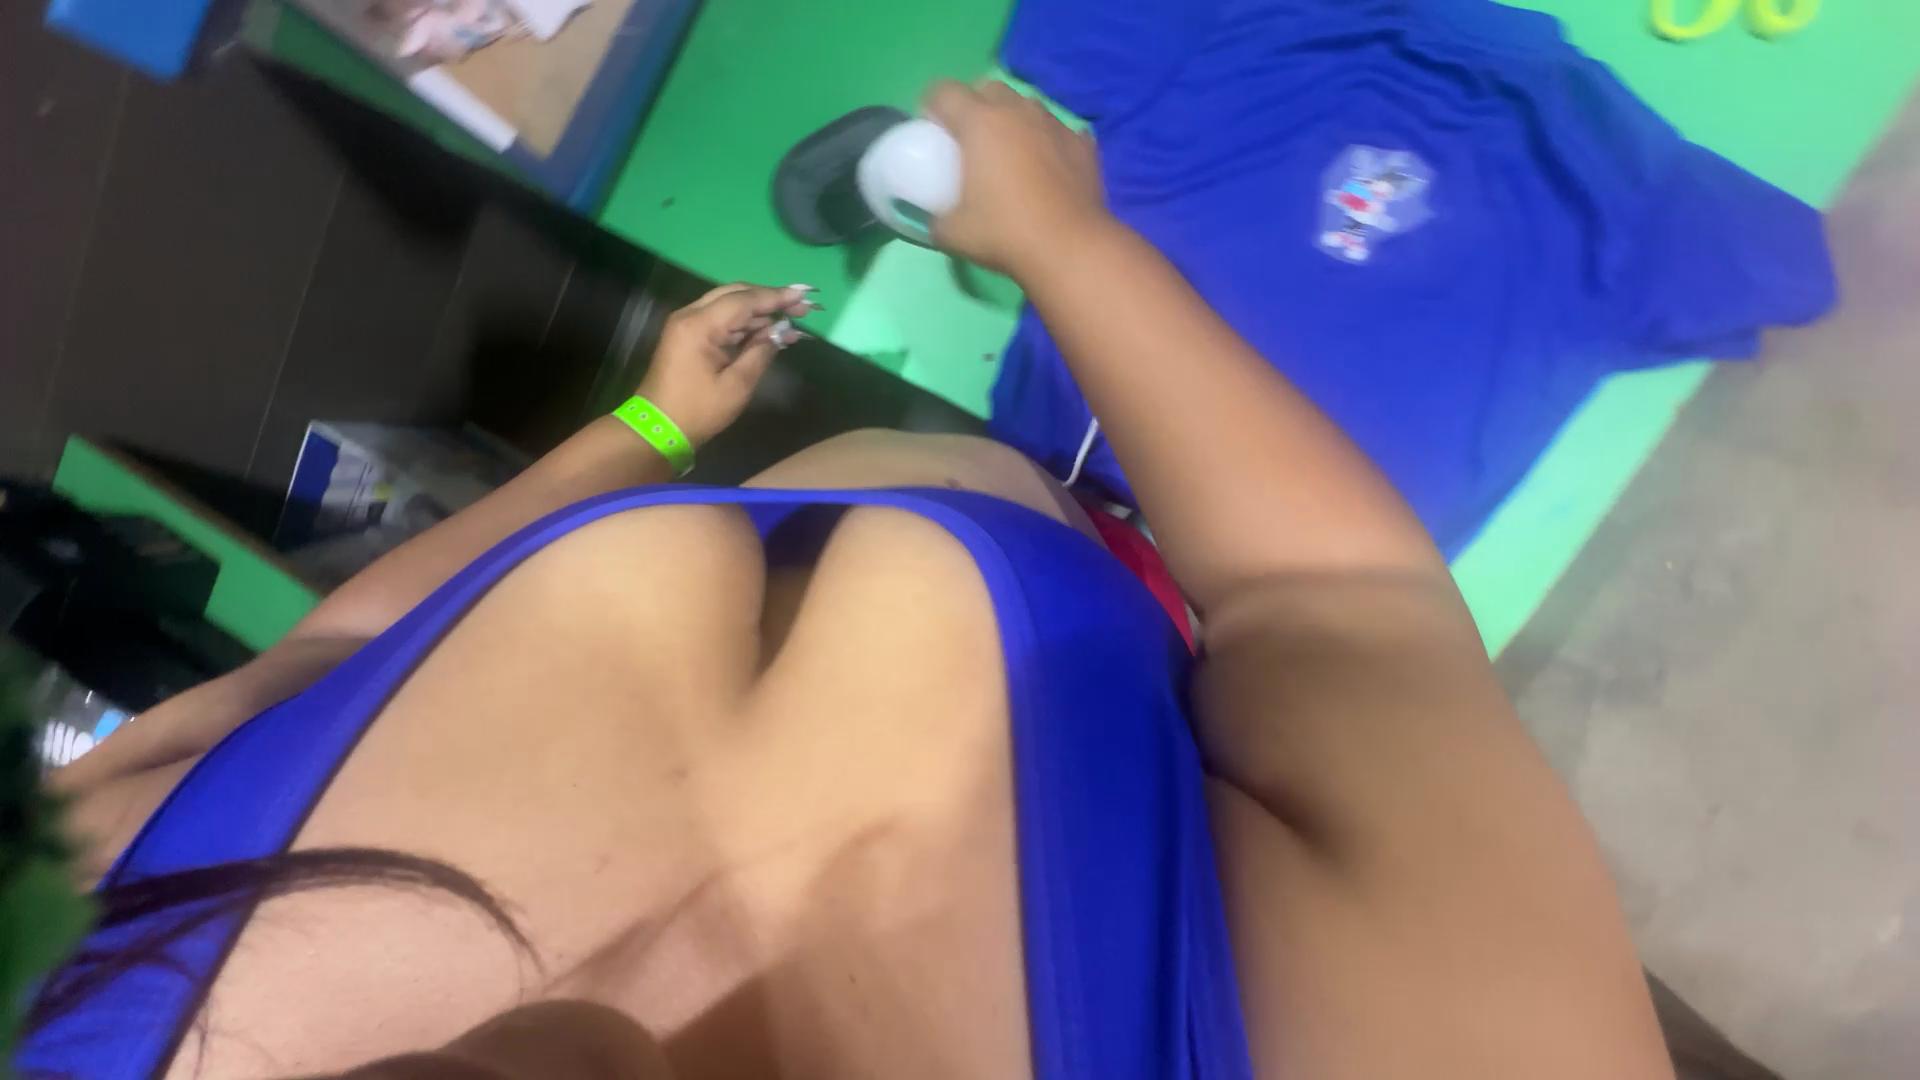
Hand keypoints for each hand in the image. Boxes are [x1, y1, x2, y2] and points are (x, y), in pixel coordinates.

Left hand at [638, 283, 816, 445]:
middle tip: (801, 305)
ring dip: (758, 310)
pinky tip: (767, 329)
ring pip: (728, 305)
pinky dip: (744, 322)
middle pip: (735, 294)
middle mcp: (690, 315)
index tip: (803, 296)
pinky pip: (720, 319)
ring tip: (791, 318)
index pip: (744, 301)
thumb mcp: (737, 385)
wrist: (658, 428)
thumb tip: (781, 332)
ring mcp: (687, 324)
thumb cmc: (698, 410)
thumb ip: (761, 352)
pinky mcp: (688, 335)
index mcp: (700, 326)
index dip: (776, 298)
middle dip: (768, 298)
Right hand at [923, 79, 1111, 276]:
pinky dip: (1046, 143)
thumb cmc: (1005, 234)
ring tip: (1011, 155)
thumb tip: (937, 221)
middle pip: (987, 89)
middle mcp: (1018, 110)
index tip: (932, 133)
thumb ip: (937, 221)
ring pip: (1026, 106)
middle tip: (970, 143)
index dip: (931, 107)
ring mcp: (1054, 124)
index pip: (944, 91)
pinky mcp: (1082, 144)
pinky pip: (1057, 132)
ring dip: (1012, 121)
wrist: (1069, 248)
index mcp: (980, 122)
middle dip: (973, 106)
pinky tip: (1046, 169)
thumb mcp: (953, 234)